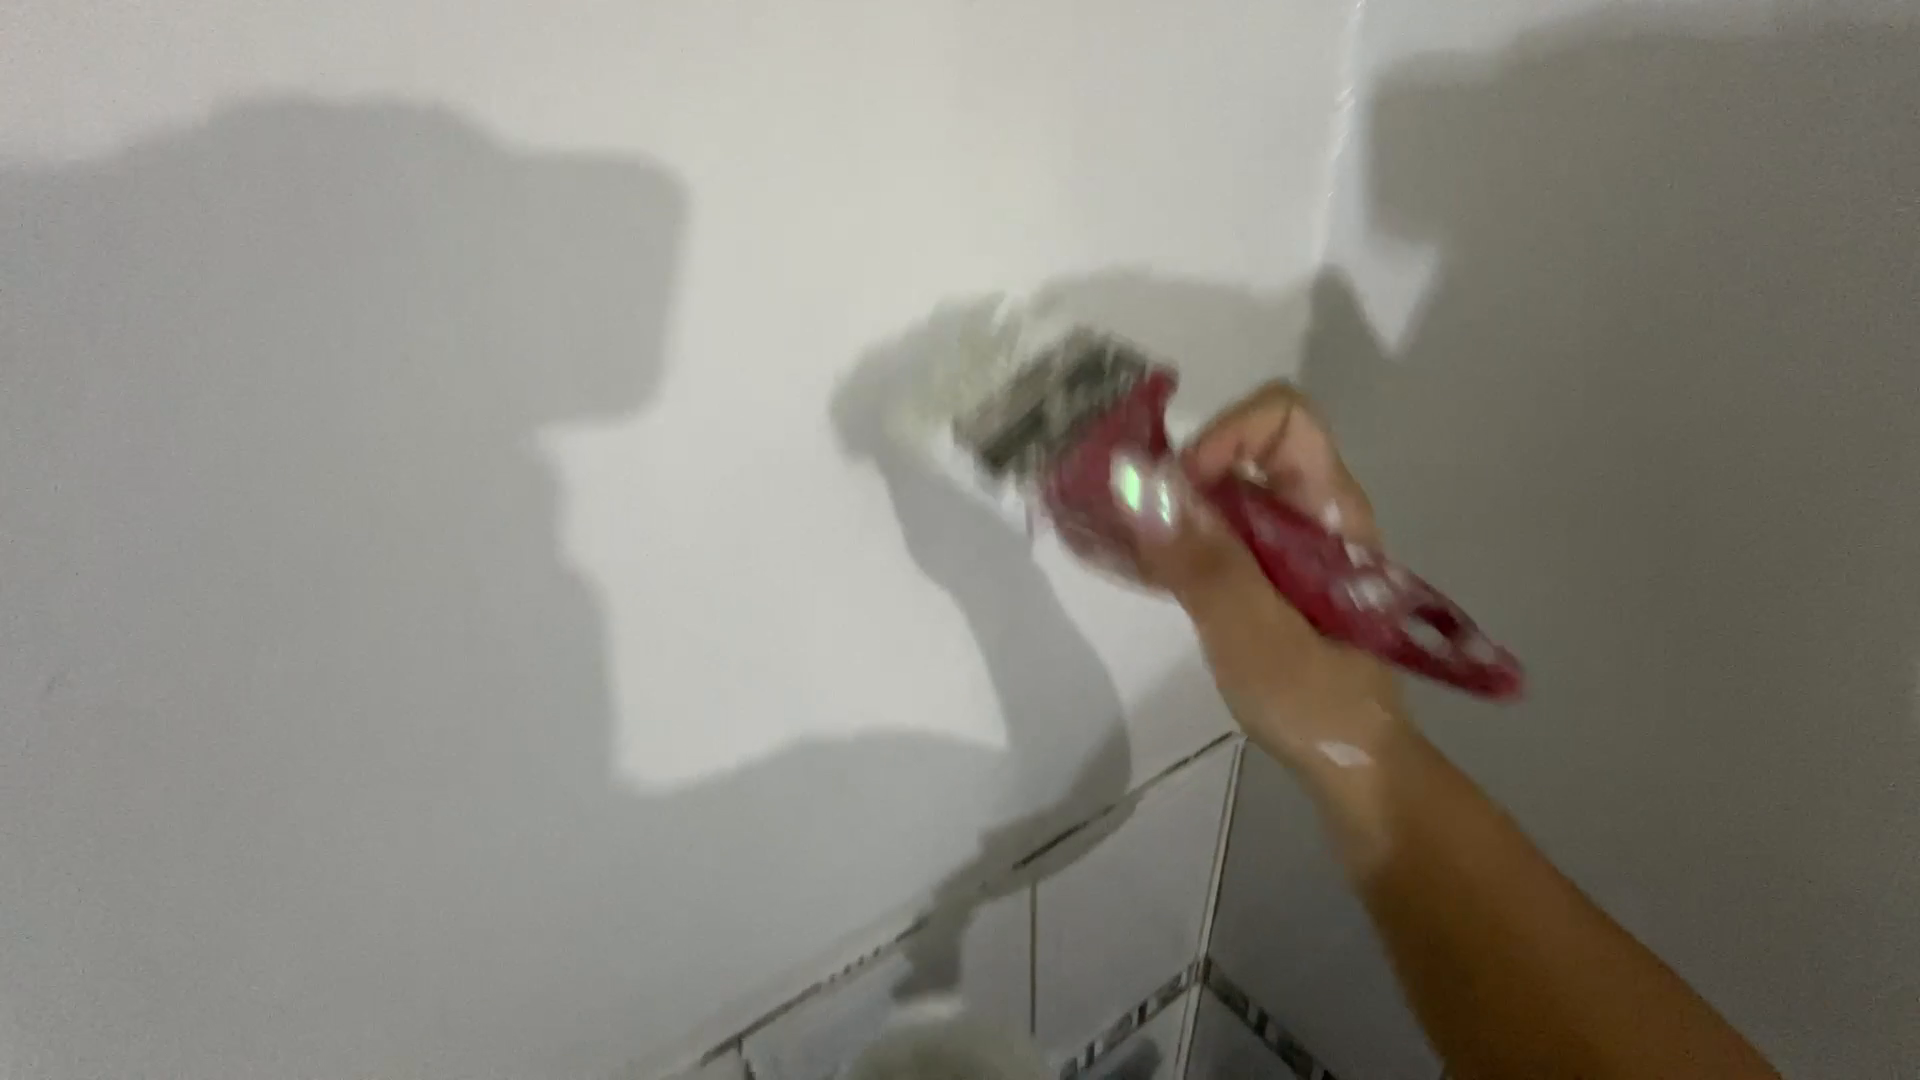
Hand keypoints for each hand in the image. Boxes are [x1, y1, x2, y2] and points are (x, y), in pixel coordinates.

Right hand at [1118, 382, 1409, 772]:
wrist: (1349, 762)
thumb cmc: (1318, 703)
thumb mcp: (1257, 637)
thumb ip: (1207, 564)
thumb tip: (1143, 489)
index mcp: (1329, 511)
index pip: (1283, 419)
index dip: (1223, 436)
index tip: (1177, 493)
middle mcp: (1306, 511)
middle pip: (1241, 445)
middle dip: (1178, 469)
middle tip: (1129, 519)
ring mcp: (1280, 540)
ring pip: (1217, 488)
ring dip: (1165, 504)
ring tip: (1118, 541)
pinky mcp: (1257, 569)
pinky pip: (1207, 530)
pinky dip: (1168, 537)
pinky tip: (1131, 563)